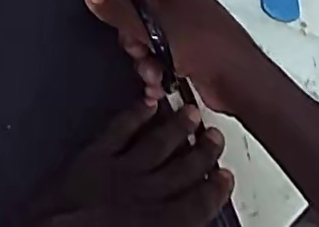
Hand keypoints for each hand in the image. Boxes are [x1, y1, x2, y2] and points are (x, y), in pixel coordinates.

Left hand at [29, 100, 233, 226]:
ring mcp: (117, 172)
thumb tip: (183, 221)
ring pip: (156, 145)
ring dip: (176, 128)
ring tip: (191, 113)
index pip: (194, 207)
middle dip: (201, 153)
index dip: (213, 191)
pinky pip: (119, 129)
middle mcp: (141, 196)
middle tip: (214, 135)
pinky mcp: (93, 156)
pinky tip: (147, 103)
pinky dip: (135, 113)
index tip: (224, 176)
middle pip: (180, 171)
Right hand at [83, 0, 275, 116]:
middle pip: (133, 11)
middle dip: (133, 38)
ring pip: (144, 36)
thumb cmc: (204, 45)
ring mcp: (181, 21)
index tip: (121, 23)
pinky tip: (159, 83)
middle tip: (141, 49)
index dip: (119, 3)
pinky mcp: (186, 46)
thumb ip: (118, 9)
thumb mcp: (151, 27)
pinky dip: (155, 68)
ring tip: (154, 73)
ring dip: (143, 58)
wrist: (240, 81)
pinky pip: (158, 52)